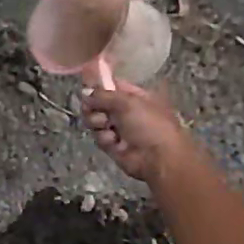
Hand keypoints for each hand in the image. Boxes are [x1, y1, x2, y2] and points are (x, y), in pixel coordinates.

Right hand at [82, 83, 196, 183]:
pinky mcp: (113, 145)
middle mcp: (126, 111)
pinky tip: (113, 140)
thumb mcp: (127, 102)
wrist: (159, 158)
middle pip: (100, 103)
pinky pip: (100, 137)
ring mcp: (119, 129)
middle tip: (89, 108)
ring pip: (96, 120)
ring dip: (97, 121)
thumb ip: (103, 95)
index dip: (98, 85)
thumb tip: (84, 92)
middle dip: (93, 105)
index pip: (112, 86)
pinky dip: (105, 138)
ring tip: (104, 124)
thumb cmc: (149, 124)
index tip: (85, 86)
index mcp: (135, 96)